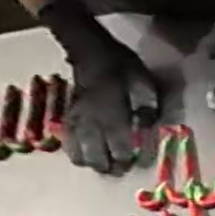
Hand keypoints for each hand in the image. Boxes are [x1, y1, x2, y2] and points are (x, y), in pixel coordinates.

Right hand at [38, 0, 159, 173]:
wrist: (89, 49)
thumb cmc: (120, 67)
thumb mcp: (143, 83)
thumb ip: (146, 108)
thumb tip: (145, 130)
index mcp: (111, 116)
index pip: (119, 152)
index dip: (129, 159)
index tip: (137, 156)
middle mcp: (91, 123)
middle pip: (97, 160)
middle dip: (111, 166)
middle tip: (122, 161)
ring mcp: (77, 122)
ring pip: (79, 157)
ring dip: (94, 162)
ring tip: (107, 157)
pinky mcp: (69, 119)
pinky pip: (68, 145)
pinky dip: (79, 152)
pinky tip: (90, 149)